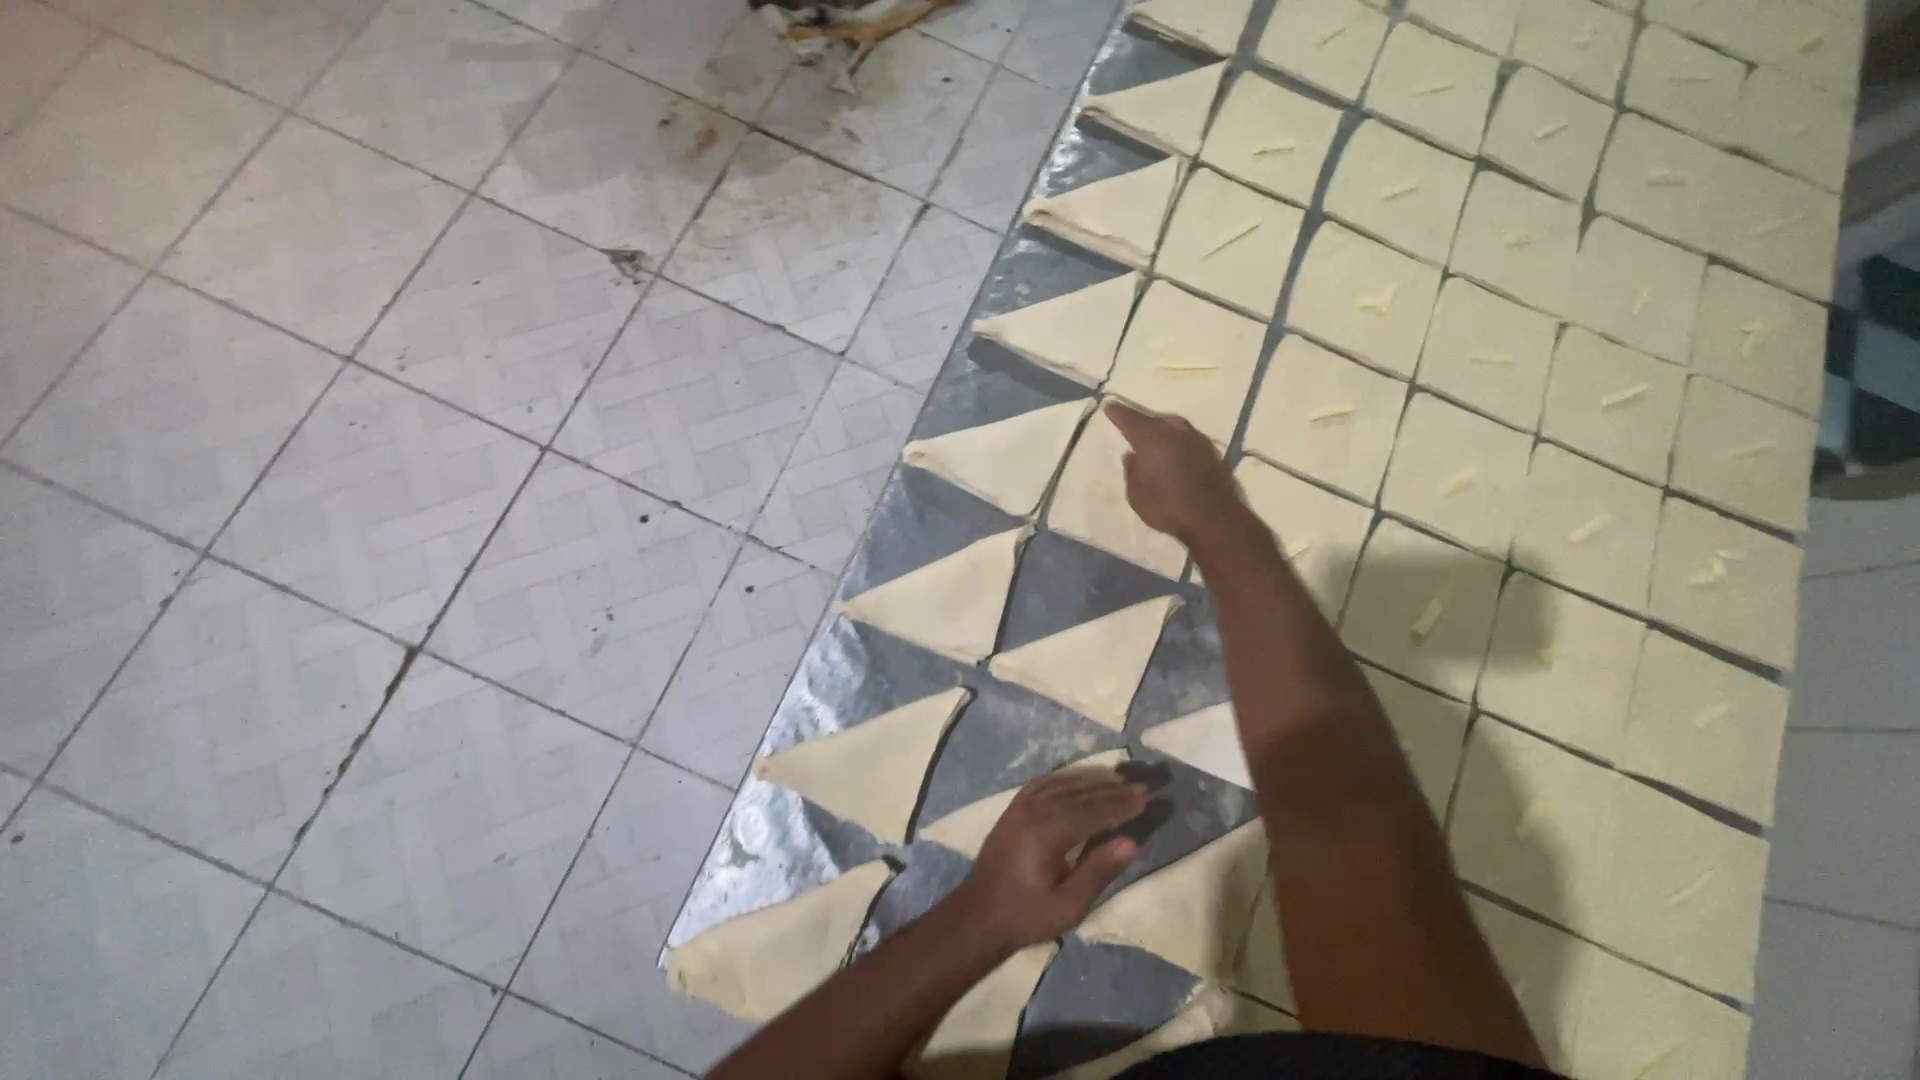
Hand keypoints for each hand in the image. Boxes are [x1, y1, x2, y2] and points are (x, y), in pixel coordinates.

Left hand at [959, 766, 1147, 950]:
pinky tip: (1076, 778)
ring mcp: (1020, 807)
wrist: (978, 914)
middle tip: (1138, 786)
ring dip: (1090, 780)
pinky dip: (1063, 777)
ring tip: (1115, 778)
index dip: (1121, 805)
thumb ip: (1098, 871)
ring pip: (1061, 784)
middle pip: (1079, 793)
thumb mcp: (1068, 905)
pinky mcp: (1012, 809)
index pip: (1093, 811)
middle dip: (1111, 790)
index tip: (1145, 798)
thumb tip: (1130, 842)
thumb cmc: (1027, 915)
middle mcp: (1034, 811)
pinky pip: (1042, 784)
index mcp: (1048, 833)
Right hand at [1104, 400, 1242, 545]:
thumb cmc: (1167, 507)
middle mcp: (1174, 433)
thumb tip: (1132, 456)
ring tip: (1153, 438)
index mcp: (1151, 439)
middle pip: (1154, 420)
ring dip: (1162, 430)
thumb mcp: (1136, 494)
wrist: (1213, 519)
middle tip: (1132, 425)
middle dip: (1141, 420)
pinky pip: (1187, 439)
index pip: (1130, 420)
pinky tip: (1174, 452)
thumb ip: (1132, 471)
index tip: (1109, 405)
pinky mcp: (1211, 452)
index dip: (1118, 413)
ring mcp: (1196, 440)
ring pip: (1174, 427)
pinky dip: (1177, 441)